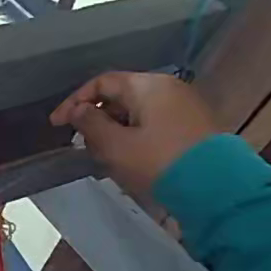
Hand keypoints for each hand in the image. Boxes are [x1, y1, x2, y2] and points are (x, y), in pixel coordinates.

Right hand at [49, 71, 219, 195]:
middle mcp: (167, 88)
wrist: (214, 186)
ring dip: (113, 129)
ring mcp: (183, 107)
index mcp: (147, 86)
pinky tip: (126, 158)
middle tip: (81, 142)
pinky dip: (133, 135)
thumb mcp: (114, 145)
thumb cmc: (157, 161)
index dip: (74, 101)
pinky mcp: (191, 126)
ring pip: (135, 111)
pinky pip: (152, 123)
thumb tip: (78, 111)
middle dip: (95, 117)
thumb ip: (89, 123)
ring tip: (102, 155)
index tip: (57, 124)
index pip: (101, 83)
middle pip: (119, 95)